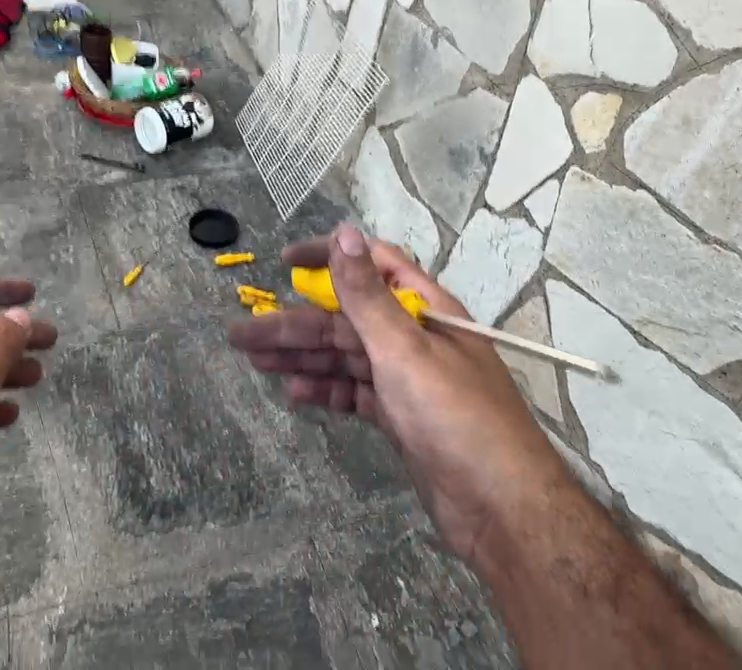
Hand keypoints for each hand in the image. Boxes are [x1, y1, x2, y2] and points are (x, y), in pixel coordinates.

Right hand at [226, 224, 561, 565]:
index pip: (373, 265)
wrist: (499, 508)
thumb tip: (345, 232)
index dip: (330, 258)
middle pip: (345, 319)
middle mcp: (415, 338)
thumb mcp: (405, 349)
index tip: (286, 262)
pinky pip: (355, 392)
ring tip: (253, 361)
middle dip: (295, 323)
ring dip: (301, 356)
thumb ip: (367, 294)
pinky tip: (293, 391)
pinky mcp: (401, 417)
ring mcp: (408, 380)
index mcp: (424, 309)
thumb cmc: (454, 416)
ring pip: (345, 357)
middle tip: (242, 334)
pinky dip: (326, 389)